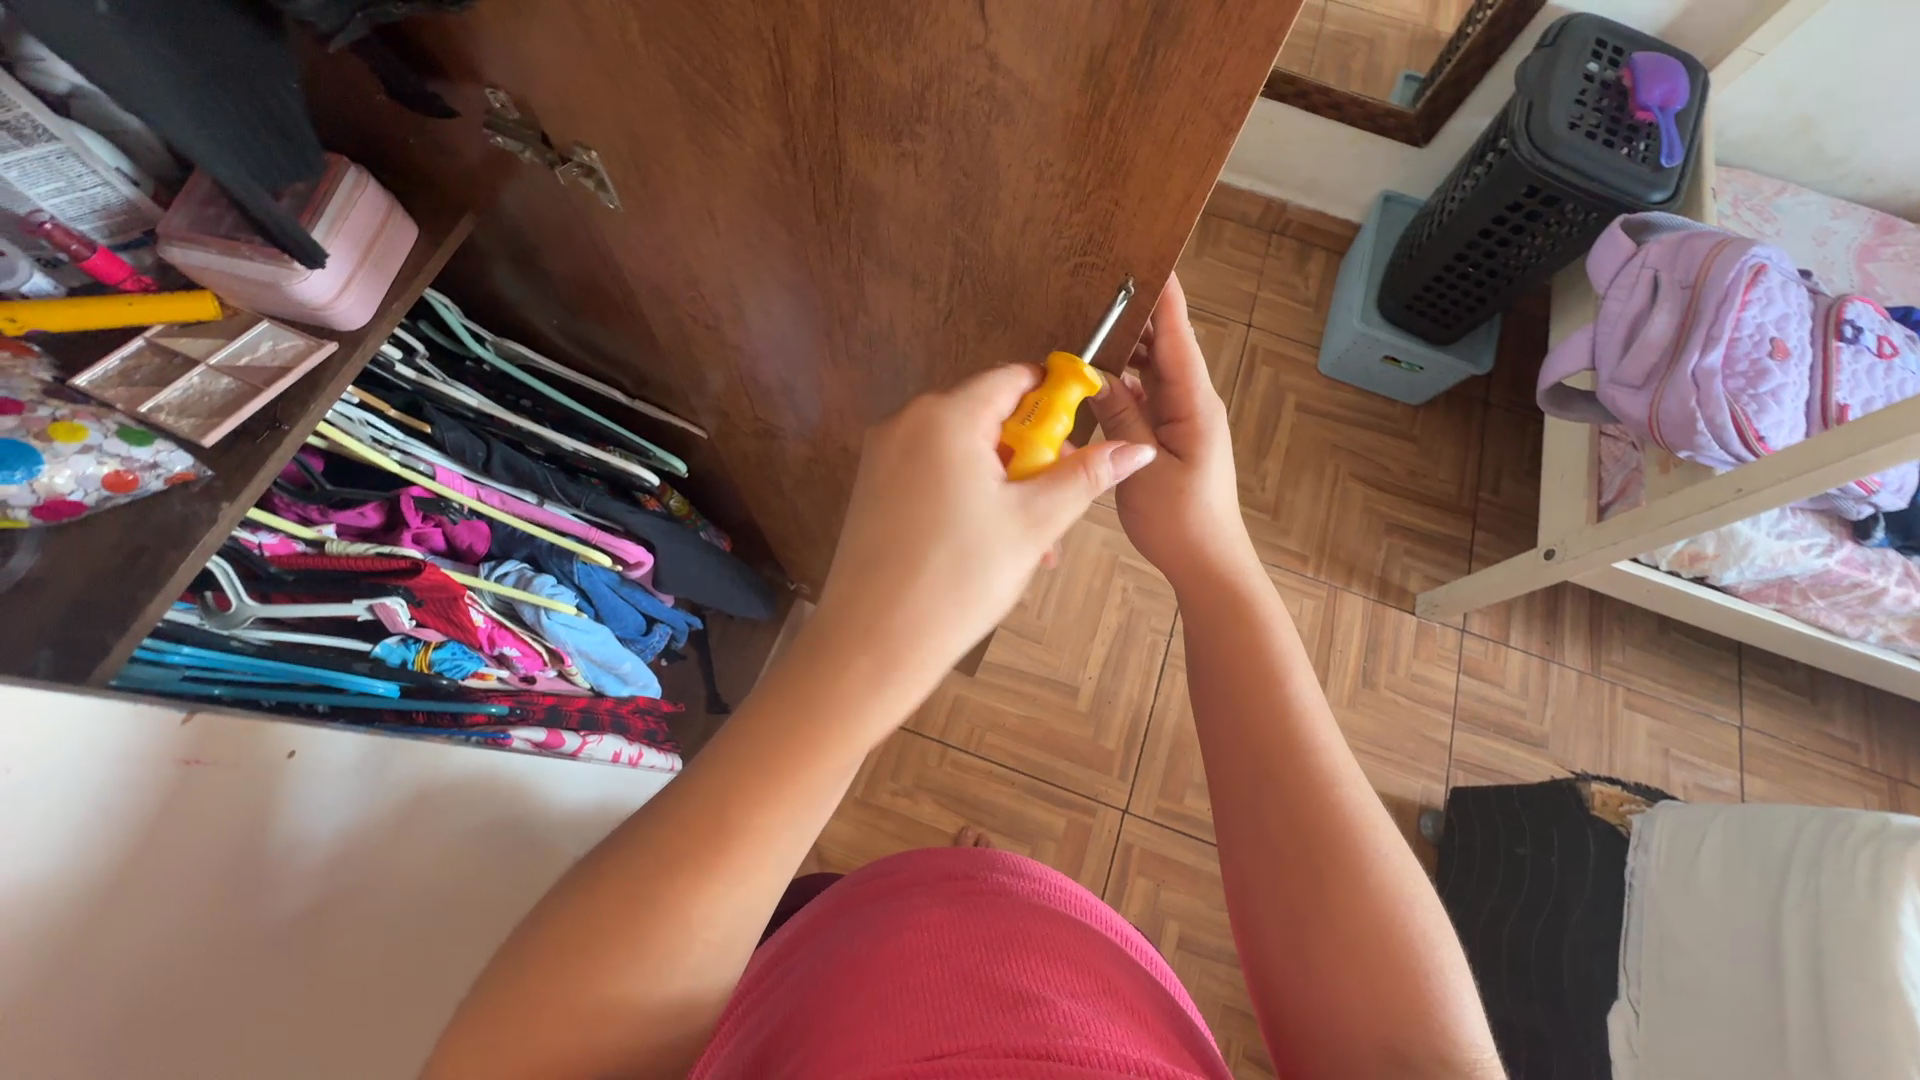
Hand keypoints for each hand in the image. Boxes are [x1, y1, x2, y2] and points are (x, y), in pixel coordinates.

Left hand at [811, 364, 1156, 699]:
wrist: (874, 643)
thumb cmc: (957, 579)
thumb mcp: (1033, 523)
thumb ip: (1085, 476)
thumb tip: (1137, 450)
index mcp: (945, 417)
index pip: (1013, 379)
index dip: (1055, 401)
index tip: (1079, 437)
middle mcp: (906, 423)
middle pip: (987, 416)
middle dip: (1030, 456)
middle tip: (1056, 505)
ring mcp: (883, 456)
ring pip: (962, 451)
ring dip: (1003, 484)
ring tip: (1030, 541)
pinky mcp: (873, 488)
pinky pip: (934, 474)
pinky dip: (967, 495)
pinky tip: (988, 544)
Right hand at [1091, 272, 1257, 589]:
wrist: (1206, 562)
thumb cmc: (1183, 520)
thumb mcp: (1144, 465)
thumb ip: (1121, 416)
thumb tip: (1093, 374)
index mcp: (1194, 403)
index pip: (1177, 338)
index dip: (1164, 298)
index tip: (1147, 261)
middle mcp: (1191, 403)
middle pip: (1162, 348)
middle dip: (1133, 320)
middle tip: (1096, 295)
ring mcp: (1180, 420)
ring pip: (1149, 374)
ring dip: (1123, 355)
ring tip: (1087, 331)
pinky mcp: (1167, 437)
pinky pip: (1143, 399)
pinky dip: (1120, 387)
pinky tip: (1094, 383)